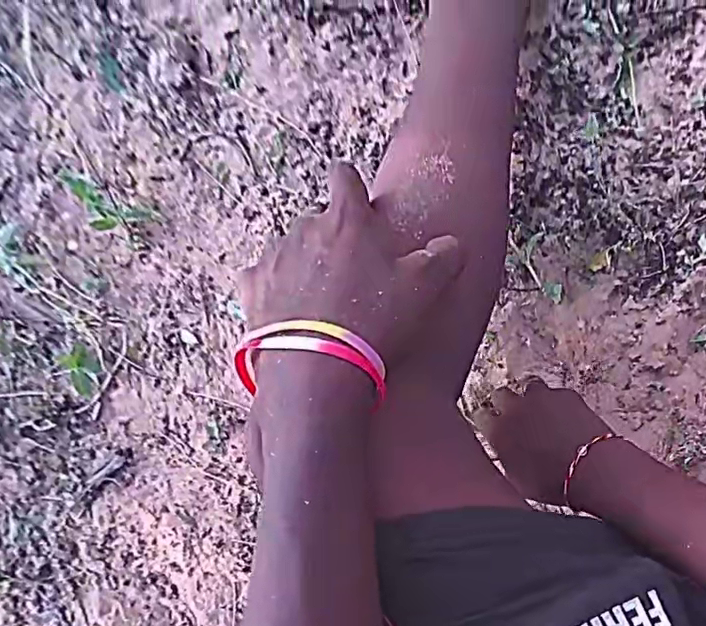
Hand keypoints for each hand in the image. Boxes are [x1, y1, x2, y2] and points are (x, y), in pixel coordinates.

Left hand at [238, 162, 463, 374]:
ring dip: (306, 267)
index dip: (354, 189)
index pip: (345, 177)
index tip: (362, 208)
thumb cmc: (374, 322)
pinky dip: (276, 291)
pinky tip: (292, 315)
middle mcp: (304, 227)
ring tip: (324, 304)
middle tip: (353, 275)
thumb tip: (453, 246)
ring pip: (291, 249)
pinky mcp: (252, 289)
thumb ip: (442, 259)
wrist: (317, 368)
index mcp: (346, 219)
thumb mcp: (424, 290)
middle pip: (318, 219)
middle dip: (333, 239)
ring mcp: (274, 257)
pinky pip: (263, 280)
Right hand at [478, 379, 614, 505]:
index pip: (480, 416)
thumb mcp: (517, 481)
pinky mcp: (566, 394)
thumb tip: (506, 455)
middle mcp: (514, 409)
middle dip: (506, 403)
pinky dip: (557, 403)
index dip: (486, 421)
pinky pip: (556, 393)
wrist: (590, 469)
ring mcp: (541, 398)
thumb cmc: (554, 483)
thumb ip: (506, 460)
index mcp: (498, 432)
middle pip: (501, 395)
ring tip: (541, 413)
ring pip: (528, 387)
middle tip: (515, 417)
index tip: (492, 426)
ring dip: (532, 398)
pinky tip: (565, 417)